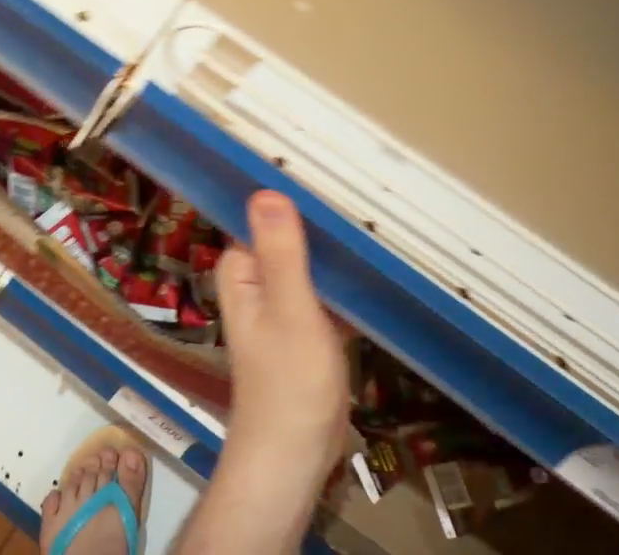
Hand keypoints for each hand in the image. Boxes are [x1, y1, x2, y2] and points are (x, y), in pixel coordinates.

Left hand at [217, 190, 348, 487]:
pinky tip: (378, 262)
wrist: (296, 453)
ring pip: (310, 260)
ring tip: (376, 217)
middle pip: (289, 234)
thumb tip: (266, 191)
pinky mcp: (306, 324)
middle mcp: (256, 278)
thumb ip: (282, 254)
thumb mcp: (291, 311)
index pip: (261, 213)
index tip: (325, 165)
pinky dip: (345, 279)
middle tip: (363, 192)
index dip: (289, 190)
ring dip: (336, 247)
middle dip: (320, 218)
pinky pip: (325, 287)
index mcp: (240, 268)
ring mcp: (282, 301)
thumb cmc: (289, 383)